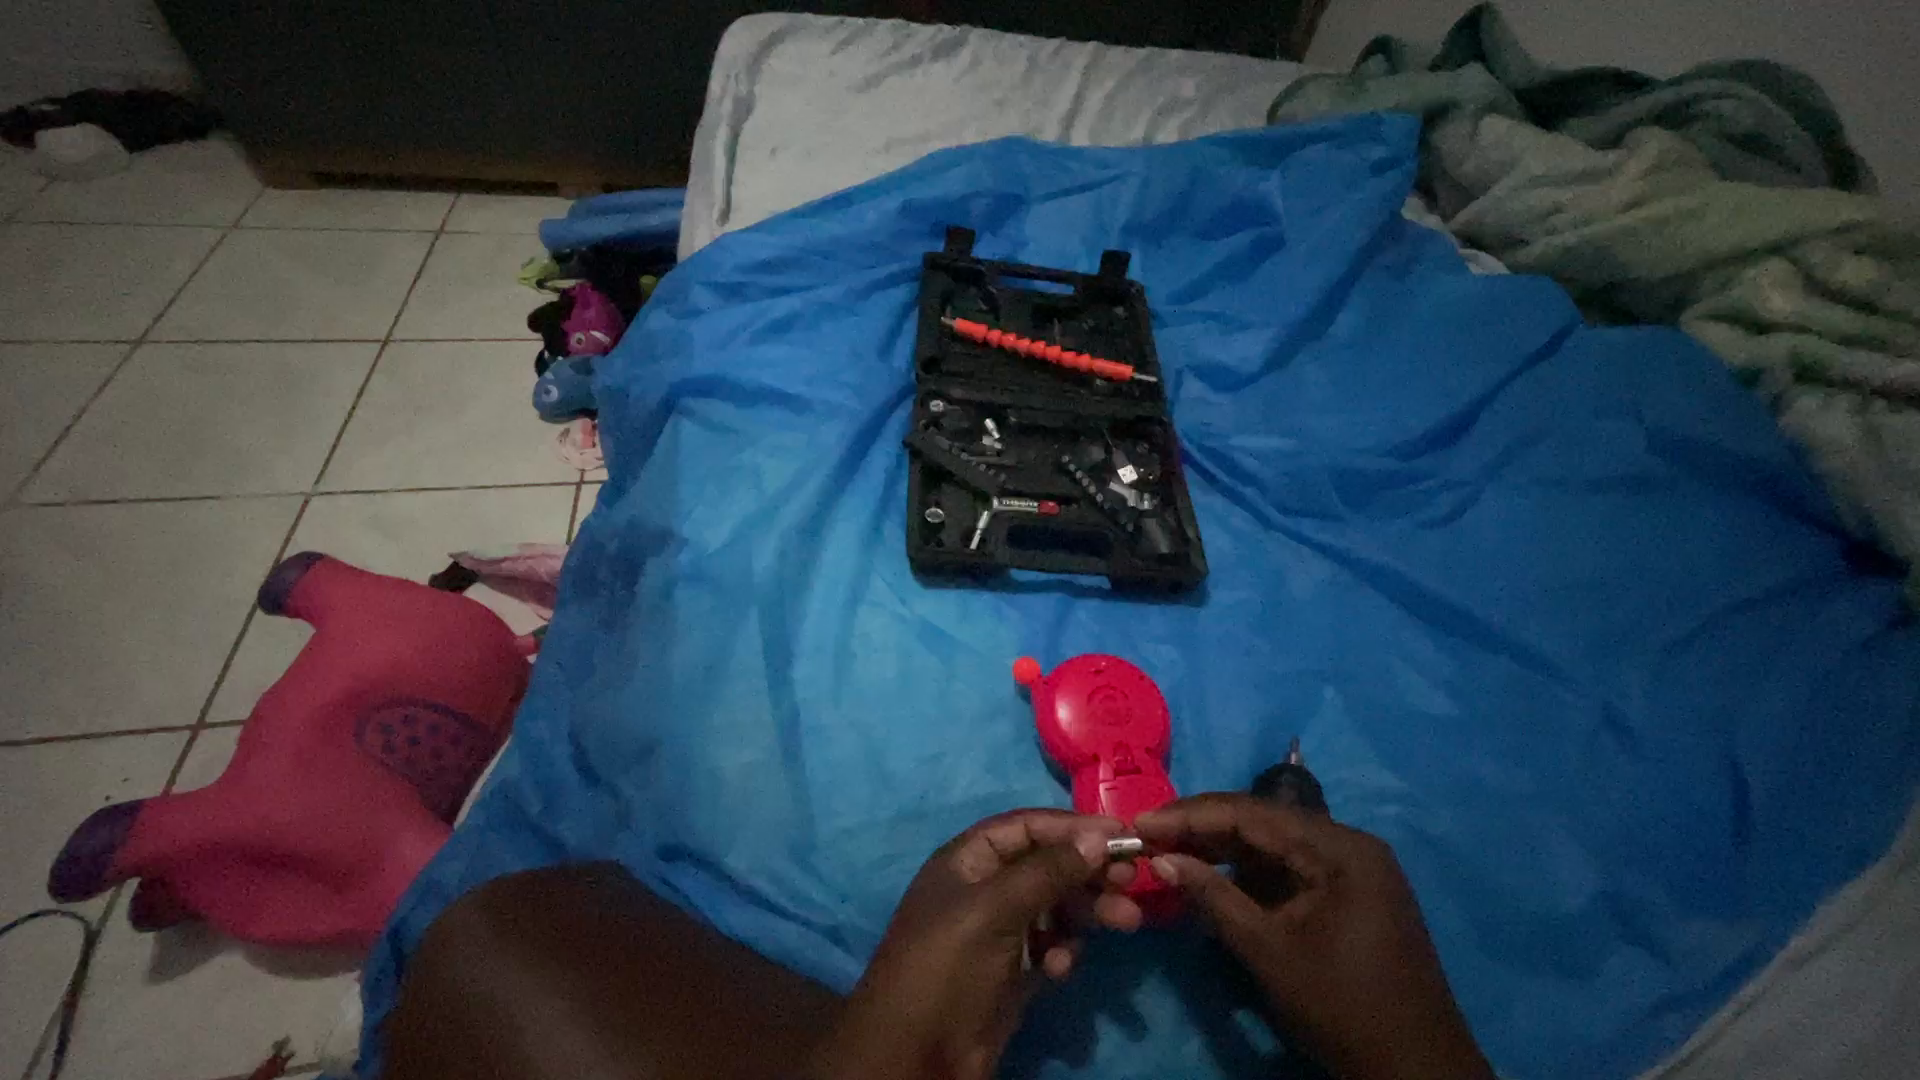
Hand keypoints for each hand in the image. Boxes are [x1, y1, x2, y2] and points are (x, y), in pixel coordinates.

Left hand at [804, 810, 1141, 1079]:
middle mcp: (984, 887)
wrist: (914, 1058)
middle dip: (1087, 872)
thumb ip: (1047, 871)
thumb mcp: (995, 909)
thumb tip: (1098, 837)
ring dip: (1086, 911)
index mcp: (968, 859)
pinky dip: (1063, 950)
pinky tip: (1062, 967)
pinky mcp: (1011, 971)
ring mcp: (998, 930)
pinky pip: (1049, 945)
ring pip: (1054, 906)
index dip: (1071, 827)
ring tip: (1125, 922)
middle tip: (1132, 882)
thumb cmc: (948, 966)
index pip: (1026, 827)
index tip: (1121, 834)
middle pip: (1046, 865)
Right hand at [1135, 795, 1492, 1079]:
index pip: (1251, 813)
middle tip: (1148, 835)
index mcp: (1339, 848)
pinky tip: (1210, 875)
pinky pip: (1287, 867)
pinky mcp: (1347, 892)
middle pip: (1261, 821)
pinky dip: (1247, 872)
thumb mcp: (1269, 951)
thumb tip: (1160, 858)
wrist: (1419, 1075)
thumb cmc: (1344, 1009)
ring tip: (1168, 851)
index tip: (1141, 823)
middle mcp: (1348, 844)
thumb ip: (1213, 897)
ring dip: (1221, 848)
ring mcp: (1351, 868)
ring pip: (1271, 843)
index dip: (1190, 815)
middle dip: (1202, 828)